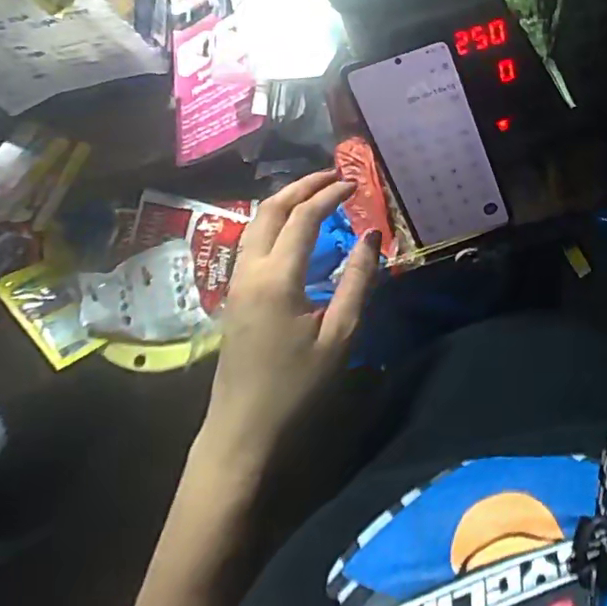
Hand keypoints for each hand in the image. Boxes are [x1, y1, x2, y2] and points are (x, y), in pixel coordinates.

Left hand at [198, 171, 381, 466]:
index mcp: (276, 277)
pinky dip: (274, 222)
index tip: (355, 183)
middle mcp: (250, 269)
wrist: (242, 429)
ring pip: (256, 223)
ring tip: (316, 194)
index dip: (330, 194)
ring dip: (284, 201)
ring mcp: (236, 281)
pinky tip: (293, 230)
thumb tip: (372, 237)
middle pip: (270, 208)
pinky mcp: (234, 294)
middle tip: (333, 176)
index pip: (303, 218)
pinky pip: (252, 241)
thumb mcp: (340, 336)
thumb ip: (358, 282)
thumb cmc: (297, 387)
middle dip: (301, 185)